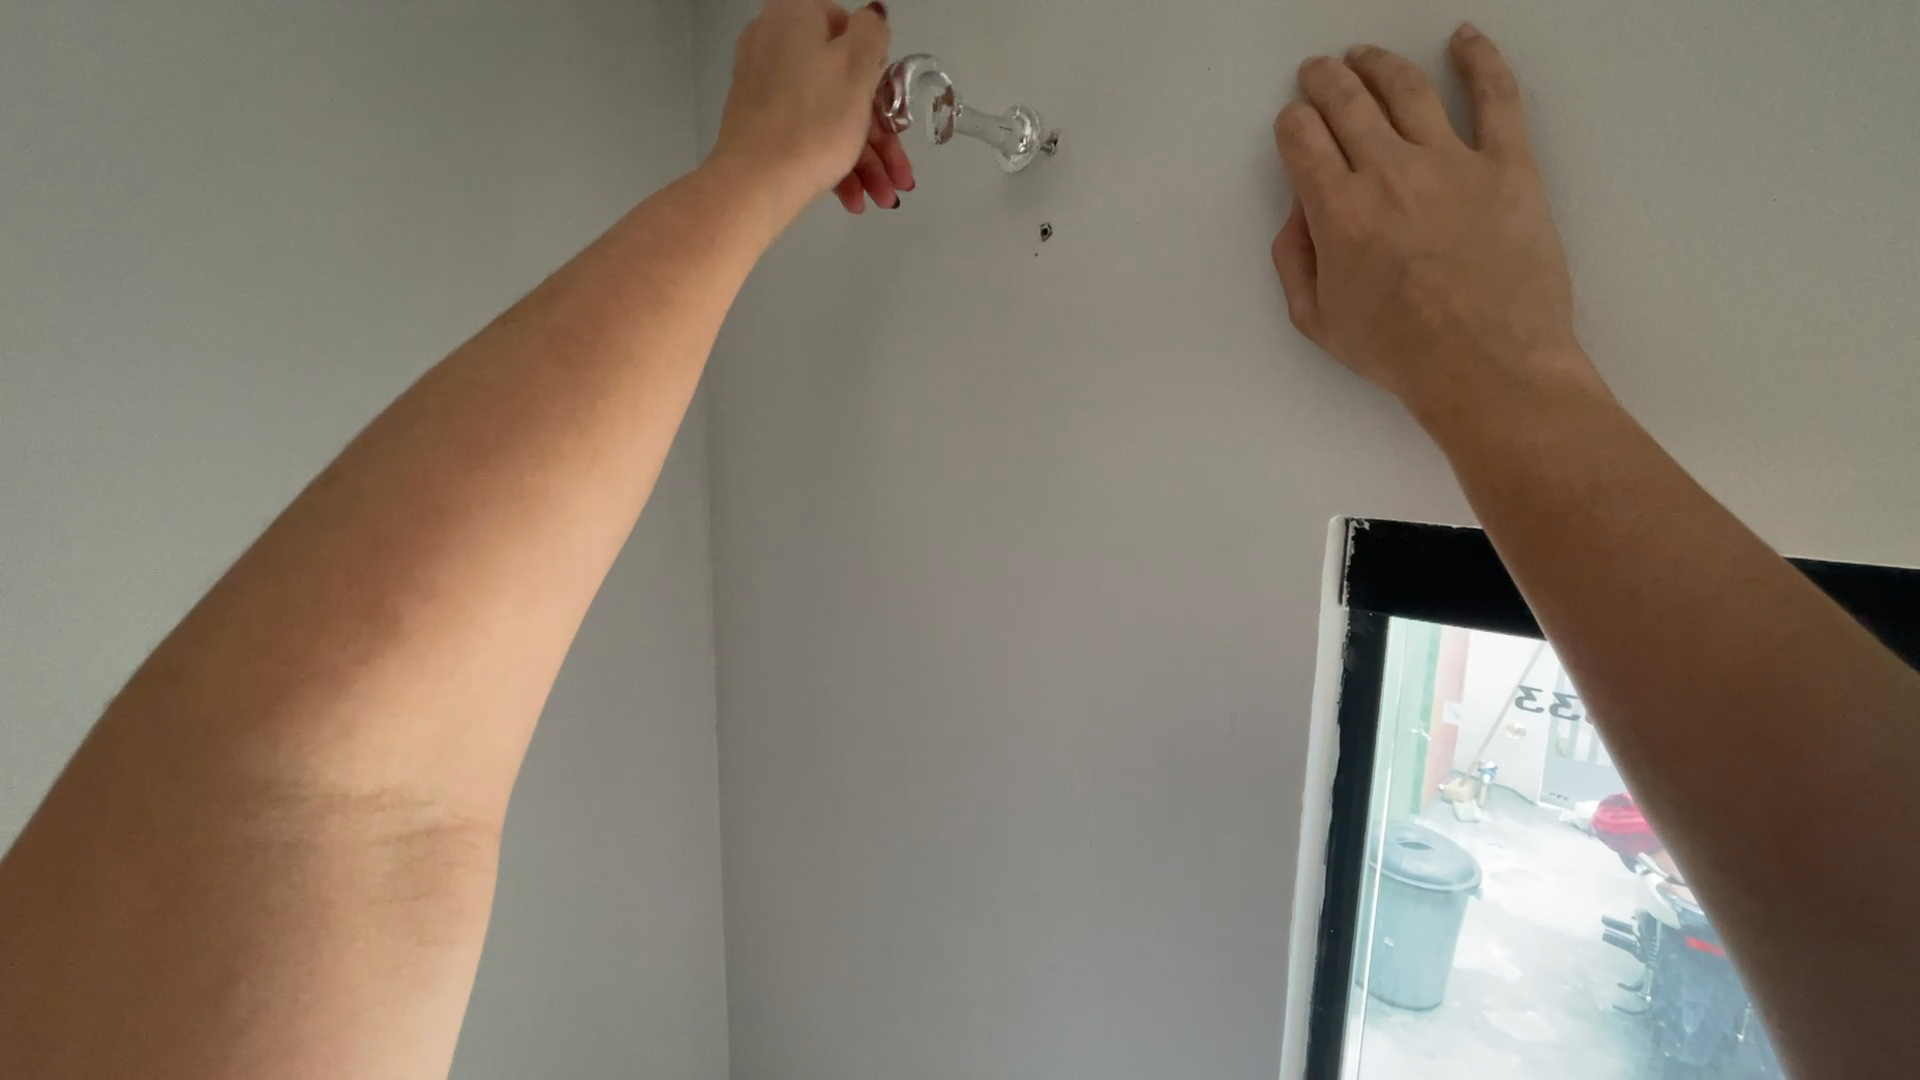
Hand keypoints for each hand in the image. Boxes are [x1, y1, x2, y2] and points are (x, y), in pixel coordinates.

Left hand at [709, 0, 912, 218]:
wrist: (755, 184)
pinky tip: (852, 197)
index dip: (877, 73)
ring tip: (881, 197)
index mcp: (796, 15)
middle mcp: (773, 41)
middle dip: (878, 137)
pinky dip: (832, 162)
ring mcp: (762, 84)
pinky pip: (805, 134)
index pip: (850, 29)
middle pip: (843, 84)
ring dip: (862, 160)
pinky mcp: (757, 123)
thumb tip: (872, 16)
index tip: (891, 111)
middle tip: (897, 174)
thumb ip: (871, 32)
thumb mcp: (857, 69)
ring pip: (827, 116)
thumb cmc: (814, 124)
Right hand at [1270, 25, 1604, 426]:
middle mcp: (1389, 173)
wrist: (1484, 364)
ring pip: (1408, 89)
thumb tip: (1299, 213)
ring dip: (1378, 64)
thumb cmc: (1394, 350)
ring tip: (1364, 55)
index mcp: (1338, 213)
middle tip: (1316, 70)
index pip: (1303, 140)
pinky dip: (1479, 59)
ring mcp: (1453, 162)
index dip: (1291, 124)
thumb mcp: (1315, 320)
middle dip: (1324, 80)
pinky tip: (1464, 39)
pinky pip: (1497, 95)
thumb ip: (1295, 260)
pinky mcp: (1509, 163)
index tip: (1292, 124)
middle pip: (1348, 103)